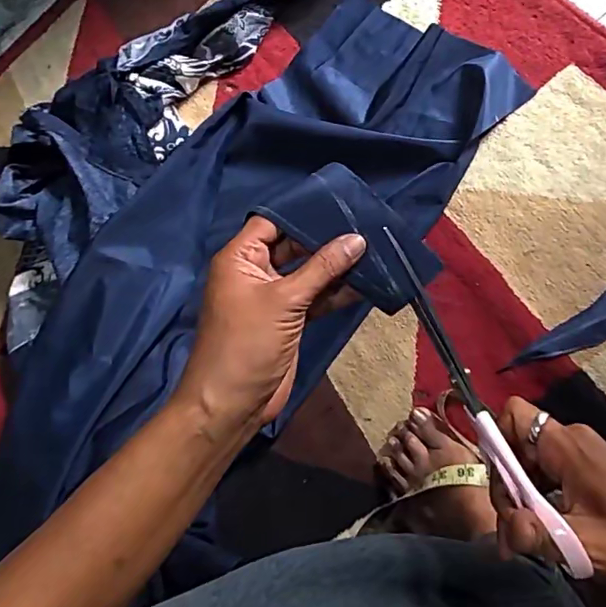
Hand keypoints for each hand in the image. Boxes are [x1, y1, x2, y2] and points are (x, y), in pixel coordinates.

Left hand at [173, 217, 365, 428]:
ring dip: (336, 266)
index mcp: (240, 258)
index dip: (301, 213)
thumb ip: (322, 268)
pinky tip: (366, 282)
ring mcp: (273, 297)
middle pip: (293, 245)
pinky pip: (315, 297)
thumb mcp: (285, 300)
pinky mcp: (289, 319)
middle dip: (326, 239)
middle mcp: (255, 272)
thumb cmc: (247, 344)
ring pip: (308, 272)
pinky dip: (336, 291)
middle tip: (364, 225)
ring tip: (373, 249)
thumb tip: (357, 238)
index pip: (272, 222)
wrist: (232, 403)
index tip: (338, 204)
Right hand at [488, 397, 605, 606]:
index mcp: (568, 445)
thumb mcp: (582, 546)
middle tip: (514, 528)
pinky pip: (546, 472)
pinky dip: (537, 498)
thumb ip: (538, 534)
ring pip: (528, 460)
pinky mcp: (587, 469)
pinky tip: (545, 531)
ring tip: (528, 537)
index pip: (513, 414)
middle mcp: (572, 439)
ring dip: (521, 496)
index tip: (504, 488)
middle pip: (515, 442)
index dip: (497, 443)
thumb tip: (506, 527)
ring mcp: (581, 453)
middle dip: (507, 483)